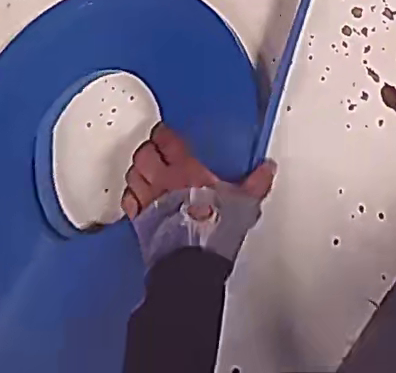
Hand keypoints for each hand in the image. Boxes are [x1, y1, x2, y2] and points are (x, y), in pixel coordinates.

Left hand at [121, 123, 274, 219]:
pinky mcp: (140, 219)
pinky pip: (128, 199)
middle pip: (144, 153)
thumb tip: (267, 169)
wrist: (192, 261)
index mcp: (185, 168)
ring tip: (144, 169)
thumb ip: (255, 183)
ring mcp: (148, 198)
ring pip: (133, 173)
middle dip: (147, 149)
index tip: (164, 133)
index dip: (162, 134)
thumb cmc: (214, 228)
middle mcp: (162, 179)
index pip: (165, 139)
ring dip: (137, 169)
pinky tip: (136, 195)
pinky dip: (130, 194)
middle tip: (153, 149)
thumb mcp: (242, 202)